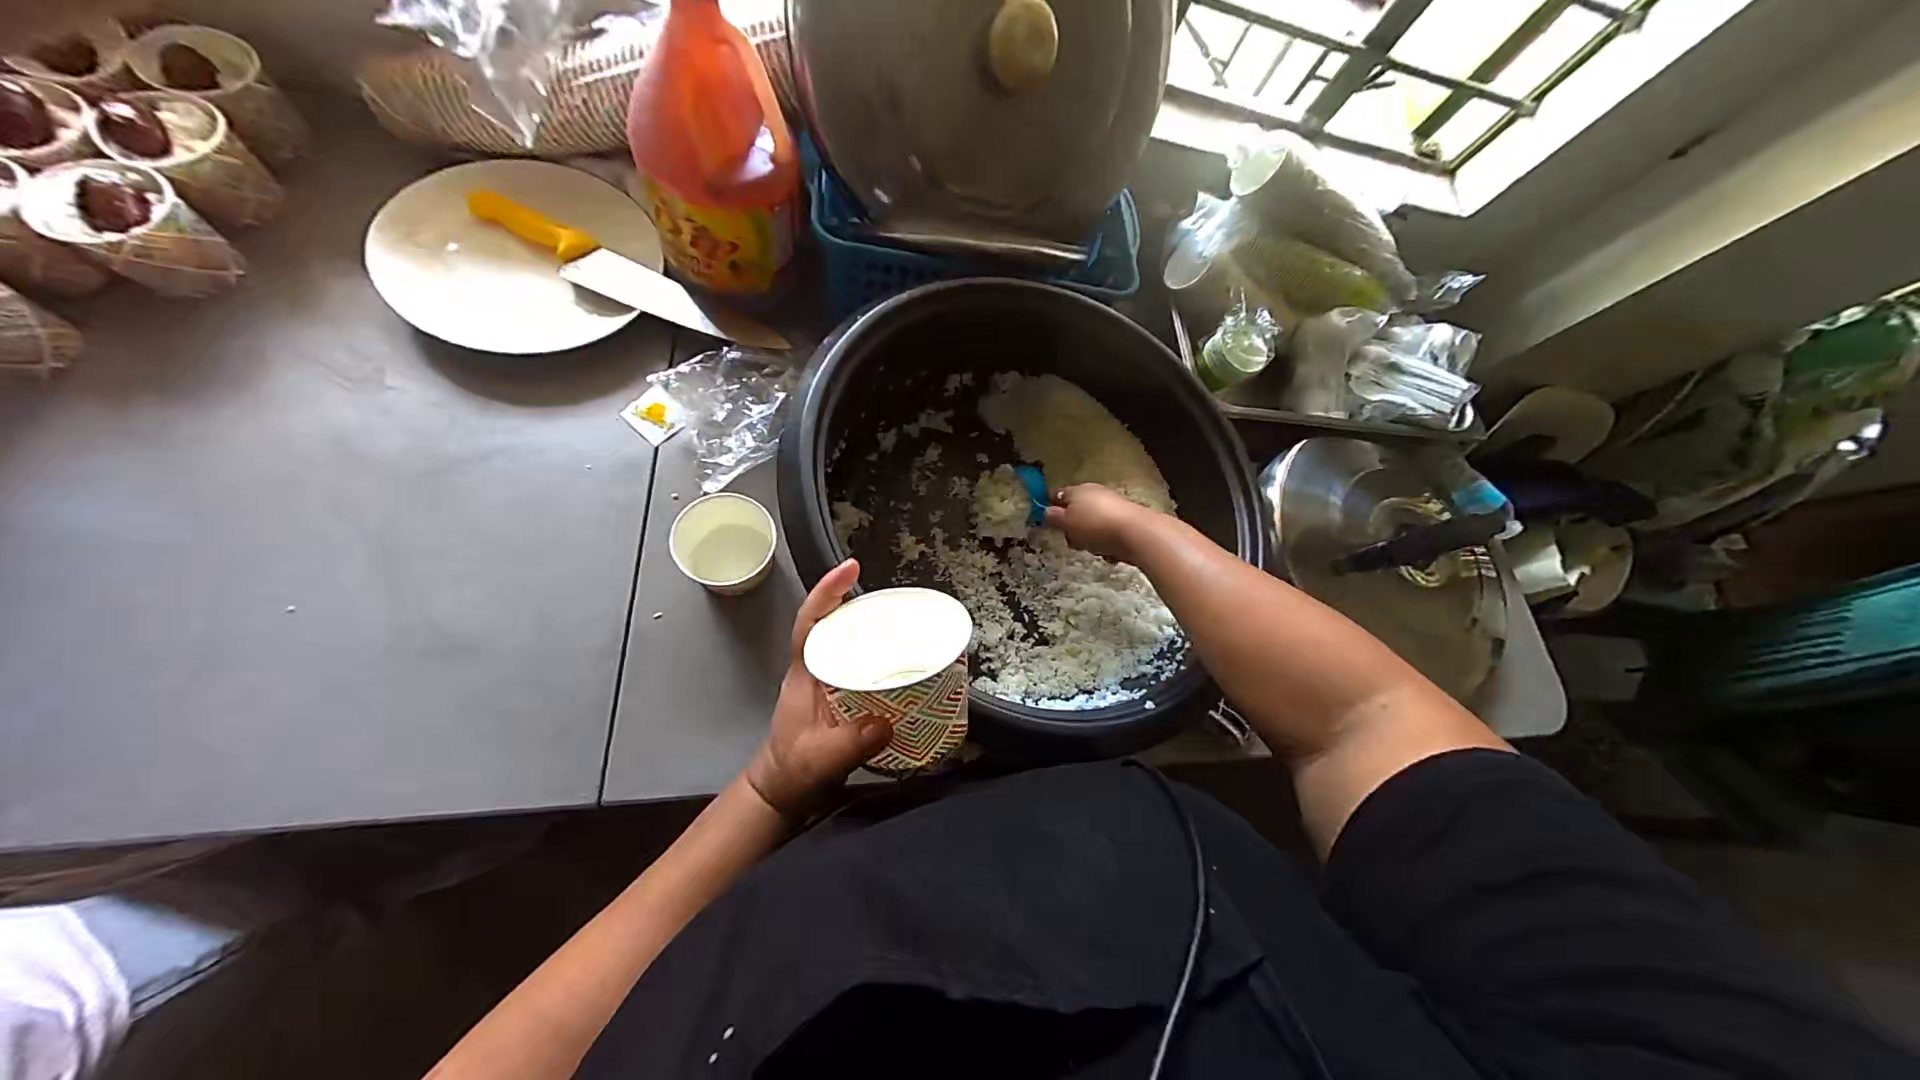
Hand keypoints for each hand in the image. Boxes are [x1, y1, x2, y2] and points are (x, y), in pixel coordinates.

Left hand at [743, 559, 893, 818]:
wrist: (784, 791)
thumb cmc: (790, 772)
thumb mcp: (818, 759)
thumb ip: (849, 744)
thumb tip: (884, 722)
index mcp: (804, 674)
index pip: (810, 621)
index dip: (826, 591)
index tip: (849, 569)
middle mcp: (817, 670)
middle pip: (835, 623)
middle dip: (860, 602)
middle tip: (894, 597)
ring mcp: (830, 682)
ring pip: (851, 642)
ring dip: (875, 628)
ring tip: (908, 623)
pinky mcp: (845, 695)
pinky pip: (864, 664)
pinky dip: (884, 657)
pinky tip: (906, 662)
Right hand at [1043, 484, 1157, 562]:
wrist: (1137, 534)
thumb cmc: (1095, 526)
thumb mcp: (1066, 523)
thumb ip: (1053, 517)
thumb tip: (1047, 511)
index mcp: (1078, 490)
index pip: (1058, 495)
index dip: (1052, 509)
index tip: (1051, 525)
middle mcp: (1095, 494)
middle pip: (1076, 513)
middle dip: (1073, 530)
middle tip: (1074, 541)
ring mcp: (1112, 506)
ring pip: (1092, 525)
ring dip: (1090, 539)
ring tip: (1095, 548)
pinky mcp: (1126, 521)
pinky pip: (1108, 533)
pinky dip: (1107, 543)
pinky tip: (1111, 552)